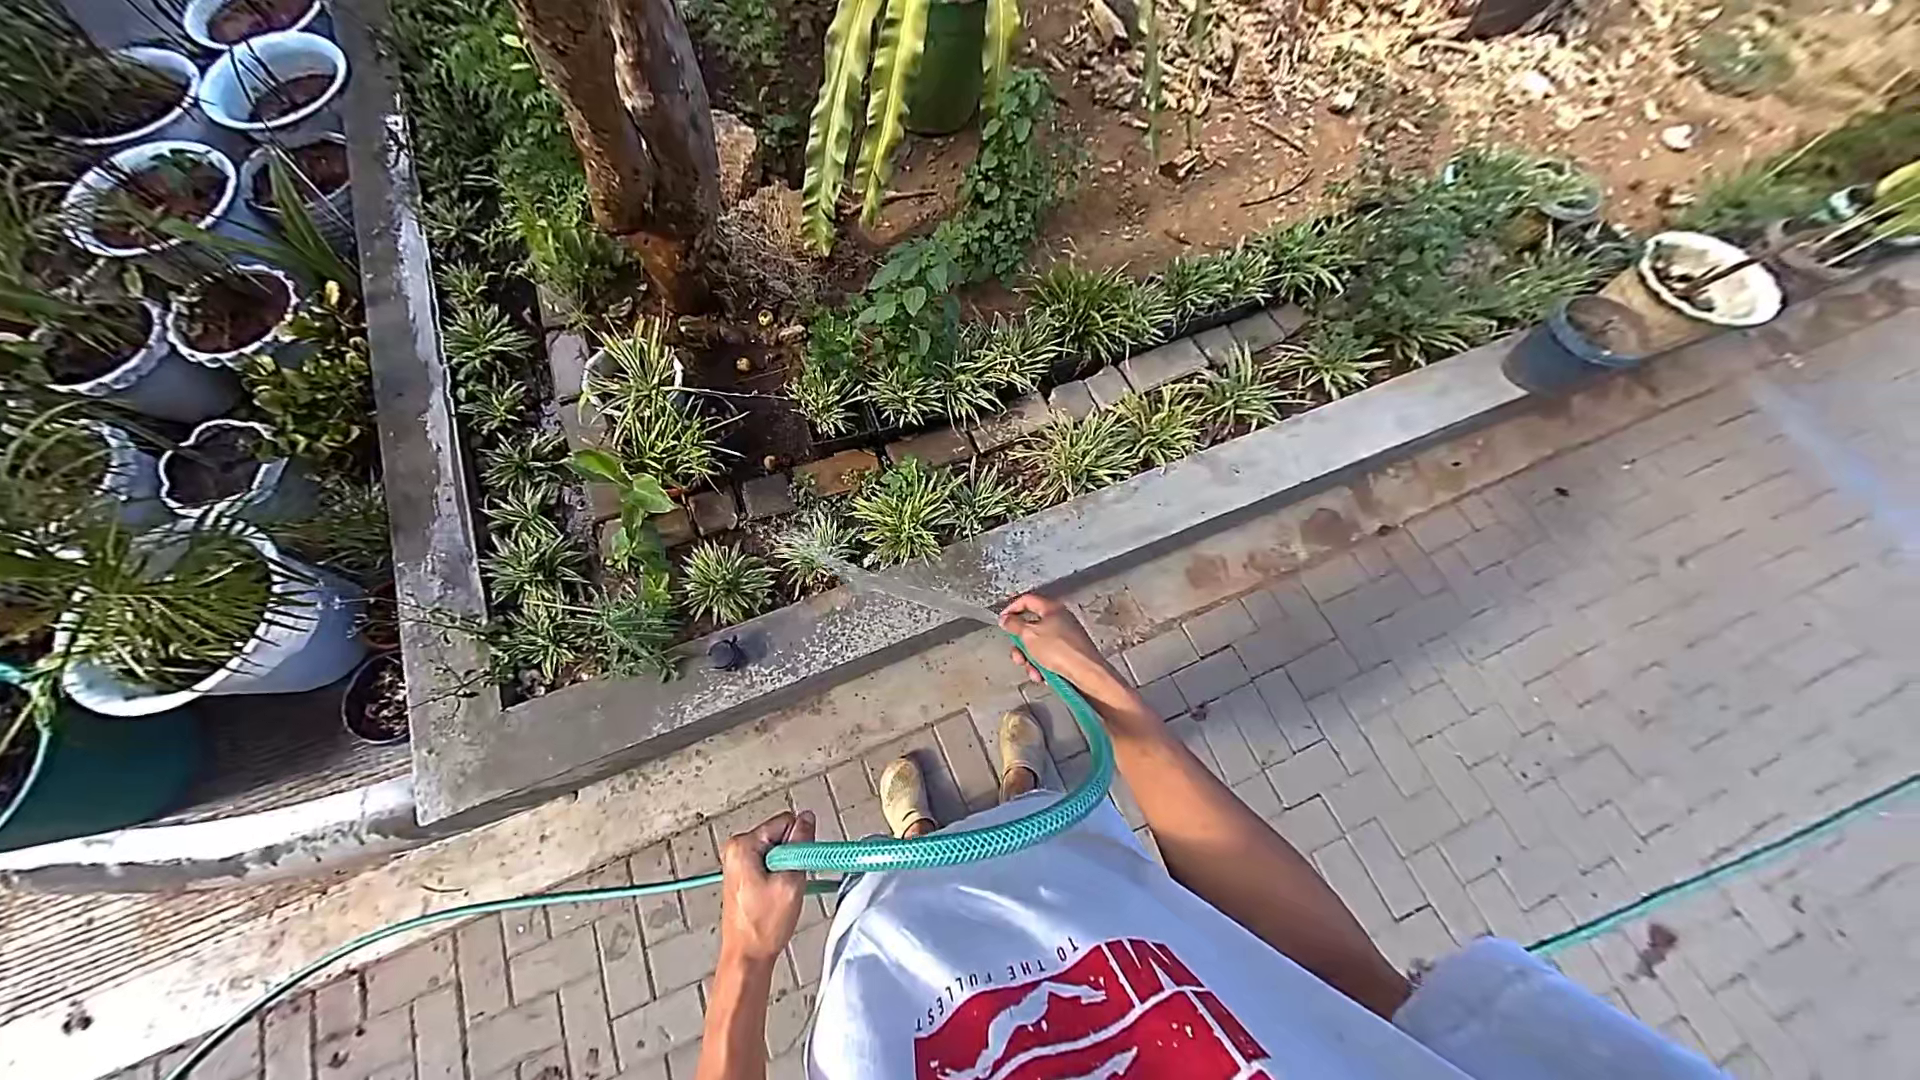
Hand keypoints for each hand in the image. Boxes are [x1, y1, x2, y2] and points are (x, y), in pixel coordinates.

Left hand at [717, 811, 814, 965]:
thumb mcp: (791, 880)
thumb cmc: (762, 927)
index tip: (795, 867)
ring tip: (780, 891)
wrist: (747, 958)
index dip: (798, 844)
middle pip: (781, 833)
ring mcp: (738, 860)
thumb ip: (801, 843)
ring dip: (786, 867)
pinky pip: (771, 860)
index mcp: (743, 845)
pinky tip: (775, 894)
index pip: (786, 821)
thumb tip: (807, 817)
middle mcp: (736, 848)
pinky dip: (779, 874)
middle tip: (787, 883)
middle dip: (791, 856)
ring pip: (779, 848)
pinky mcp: (743, 872)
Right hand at [999, 593, 1117, 692]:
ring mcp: (1066, 637)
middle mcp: (1061, 620)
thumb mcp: (1029, 635)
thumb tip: (1006, 619)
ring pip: (1037, 646)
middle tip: (1019, 655)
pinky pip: (1048, 657)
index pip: (1027, 600)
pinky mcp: (1069, 654)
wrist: (1086, 674)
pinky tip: (1043, 675)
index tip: (1003, 621)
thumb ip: (1014, 625)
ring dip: (1030, 660)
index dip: (1011, 609)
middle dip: (1021, 645)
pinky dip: (1042, 667)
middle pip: (1030, 628)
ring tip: (1034, 670)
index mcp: (1052, 609)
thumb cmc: (1062, 651)